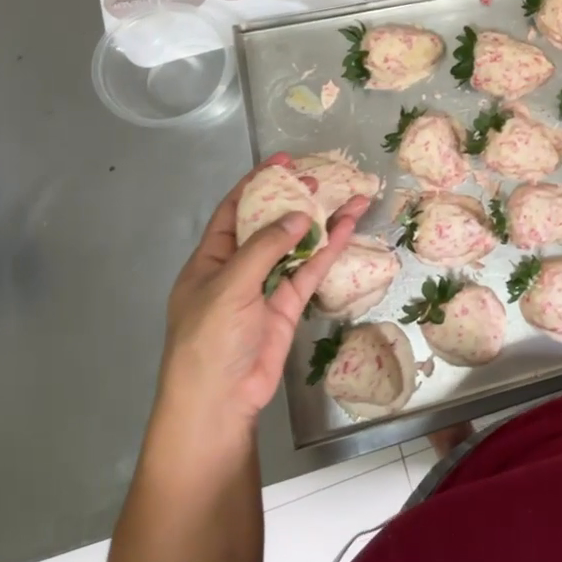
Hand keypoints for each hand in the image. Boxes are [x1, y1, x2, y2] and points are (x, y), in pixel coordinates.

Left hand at [157, 153, 369, 432]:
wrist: (219, 400)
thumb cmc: (209, 340)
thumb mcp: (229, 287)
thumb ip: (265, 248)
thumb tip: (300, 216)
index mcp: (209, 260)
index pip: (232, 211)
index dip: (256, 184)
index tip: (283, 161)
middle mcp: (238, 269)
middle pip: (270, 224)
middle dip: (294, 200)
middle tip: (321, 177)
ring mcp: (266, 287)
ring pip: (298, 246)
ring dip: (322, 223)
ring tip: (352, 196)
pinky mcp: (289, 305)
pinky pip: (312, 270)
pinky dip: (330, 249)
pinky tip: (348, 227)